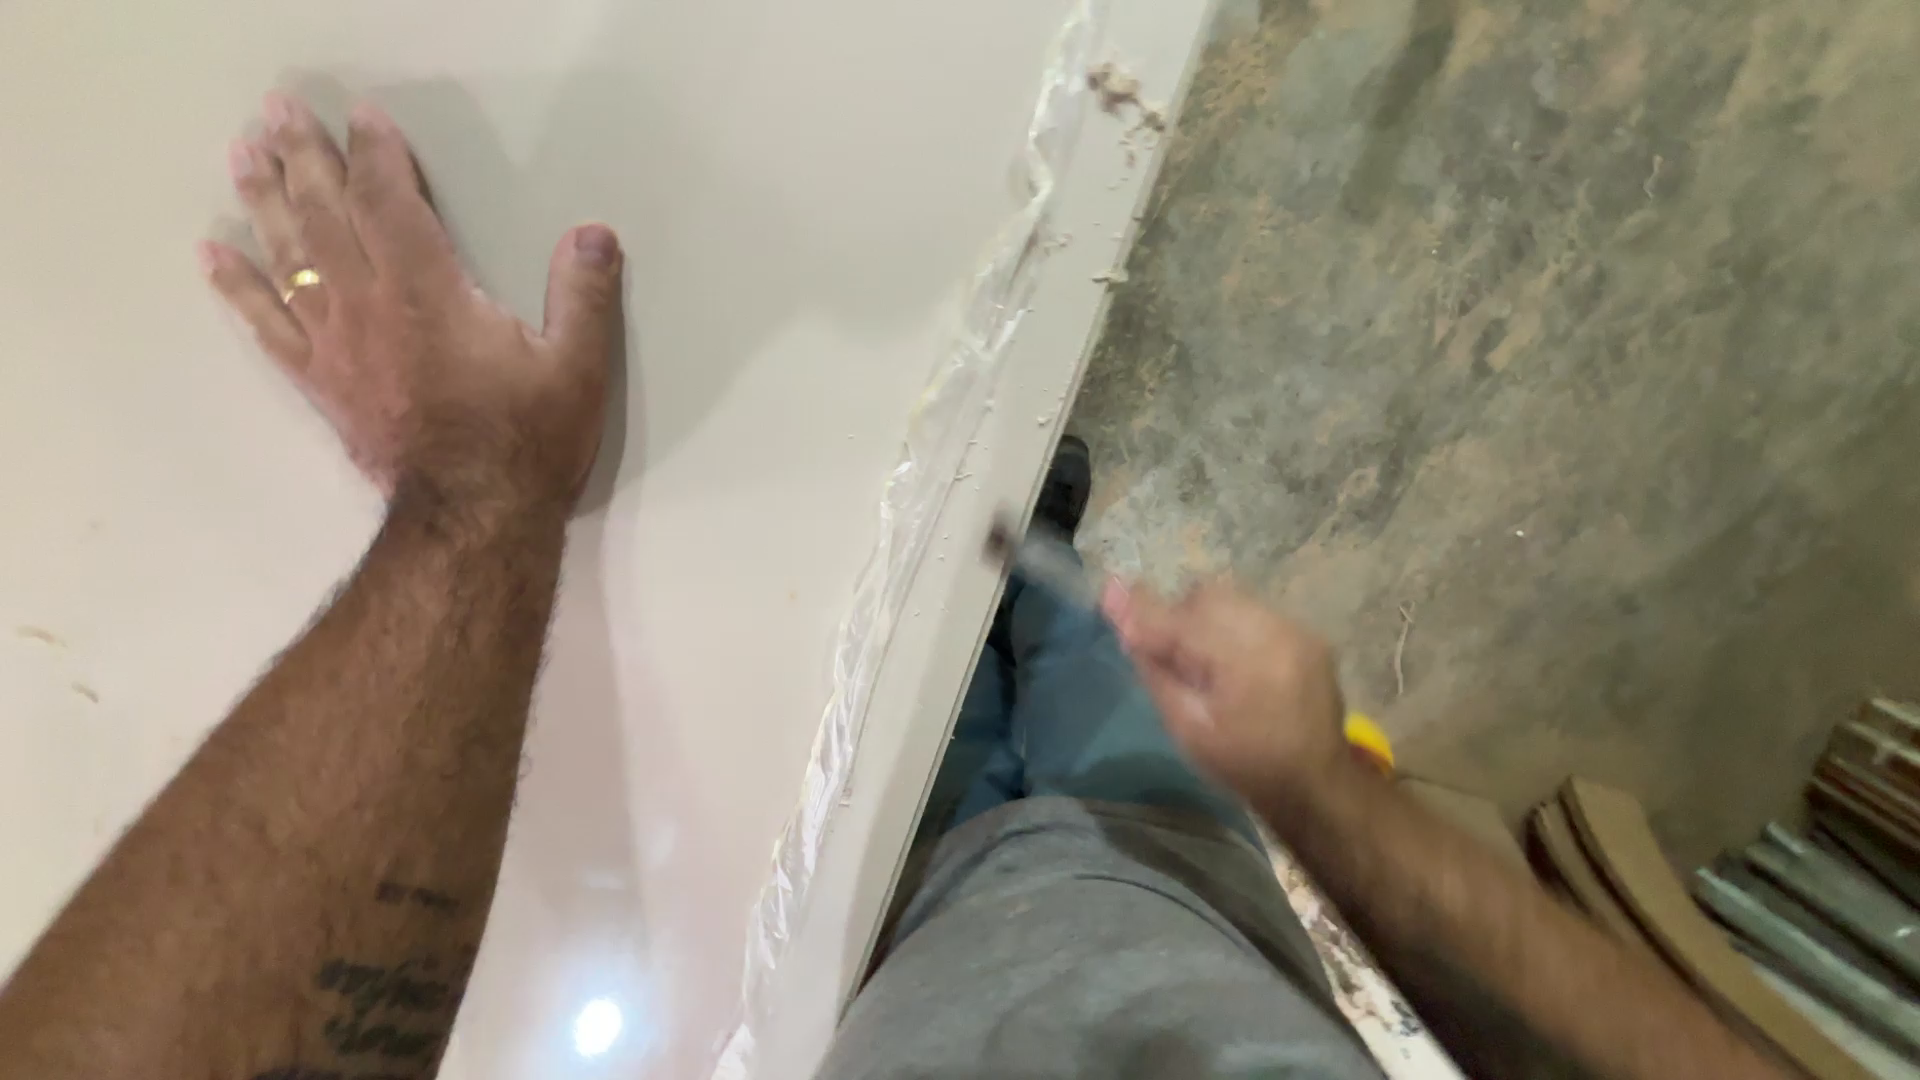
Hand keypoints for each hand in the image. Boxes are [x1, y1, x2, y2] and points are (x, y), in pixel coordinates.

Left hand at [198, 92, 622, 509]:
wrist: (478, 512)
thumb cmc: (530, 438)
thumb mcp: (580, 368)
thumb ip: (585, 297)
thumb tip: (595, 234)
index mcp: (430, 294)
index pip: (390, 204)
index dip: (377, 156)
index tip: (364, 118)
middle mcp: (370, 306)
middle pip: (324, 216)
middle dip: (303, 158)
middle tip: (278, 110)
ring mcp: (337, 345)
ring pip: (287, 257)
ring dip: (263, 200)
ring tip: (242, 153)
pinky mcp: (324, 382)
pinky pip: (267, 325)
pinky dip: (237, 286)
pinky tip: (214, 254)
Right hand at [1102, 580, 1349, 803]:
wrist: (1315, 783)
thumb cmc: (1241, 763)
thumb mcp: (1185, 726)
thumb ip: (1153, 666)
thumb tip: (1119, 618)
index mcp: (1247, 664)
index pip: (1181, 621)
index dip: (1142, 611)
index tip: (1107, 595)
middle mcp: (1276, 633)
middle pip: (1205, 597)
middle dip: (1177, 616)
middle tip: (1169, 654)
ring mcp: (1296, 629)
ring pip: (1228, 597)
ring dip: (1202, 618)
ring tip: (1203, 659)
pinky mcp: (1305, 632)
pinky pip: (1251, 608)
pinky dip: (1228, 624)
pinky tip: (1230, 659)